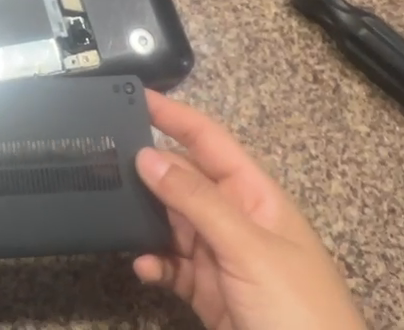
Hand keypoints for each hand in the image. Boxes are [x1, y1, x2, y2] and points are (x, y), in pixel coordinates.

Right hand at [133, 91, 365, 329]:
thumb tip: (147, 155)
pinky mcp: (208, 292)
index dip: (174, 115)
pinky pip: (171, 264)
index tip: (133, 95)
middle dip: (148, 170)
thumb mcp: (248, 249)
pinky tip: (143, 266)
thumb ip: (196, 201)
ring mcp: (221, 256)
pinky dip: (154, 262)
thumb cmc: (299, 312)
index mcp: (255, 195)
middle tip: (104, 160)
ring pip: (171, 222)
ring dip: (145, 220)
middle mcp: (235, 219)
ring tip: (115, 214)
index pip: (209, 140)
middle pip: (184, 179)